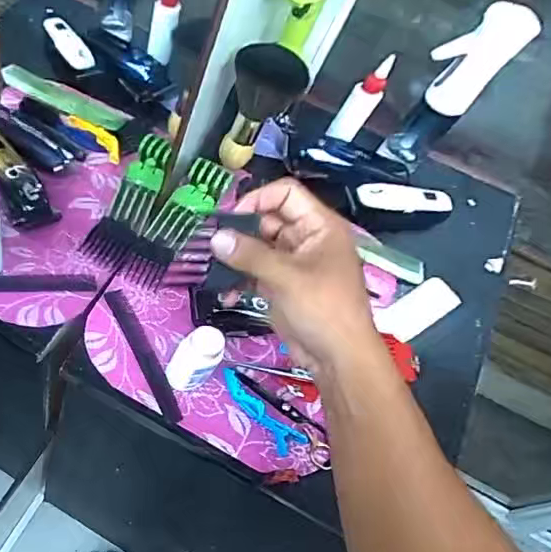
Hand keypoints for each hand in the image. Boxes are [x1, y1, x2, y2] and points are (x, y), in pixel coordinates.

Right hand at [211, 178, 376, 372]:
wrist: (339, 358)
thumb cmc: (323, 310)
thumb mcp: (286, 278)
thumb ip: (250, 255)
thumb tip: (216, 238)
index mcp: (319, 226)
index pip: (286, 194)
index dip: (258, 199)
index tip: (231, 218)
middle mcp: (307, 240)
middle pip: (268, 221)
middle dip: (240, 232)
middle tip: (211, 244)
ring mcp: (294, 265)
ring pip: (259, 249)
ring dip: (236, 258)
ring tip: (212, 268)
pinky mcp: (283, 288)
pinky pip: (257, 274)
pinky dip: (241, 280)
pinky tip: (225, 292)